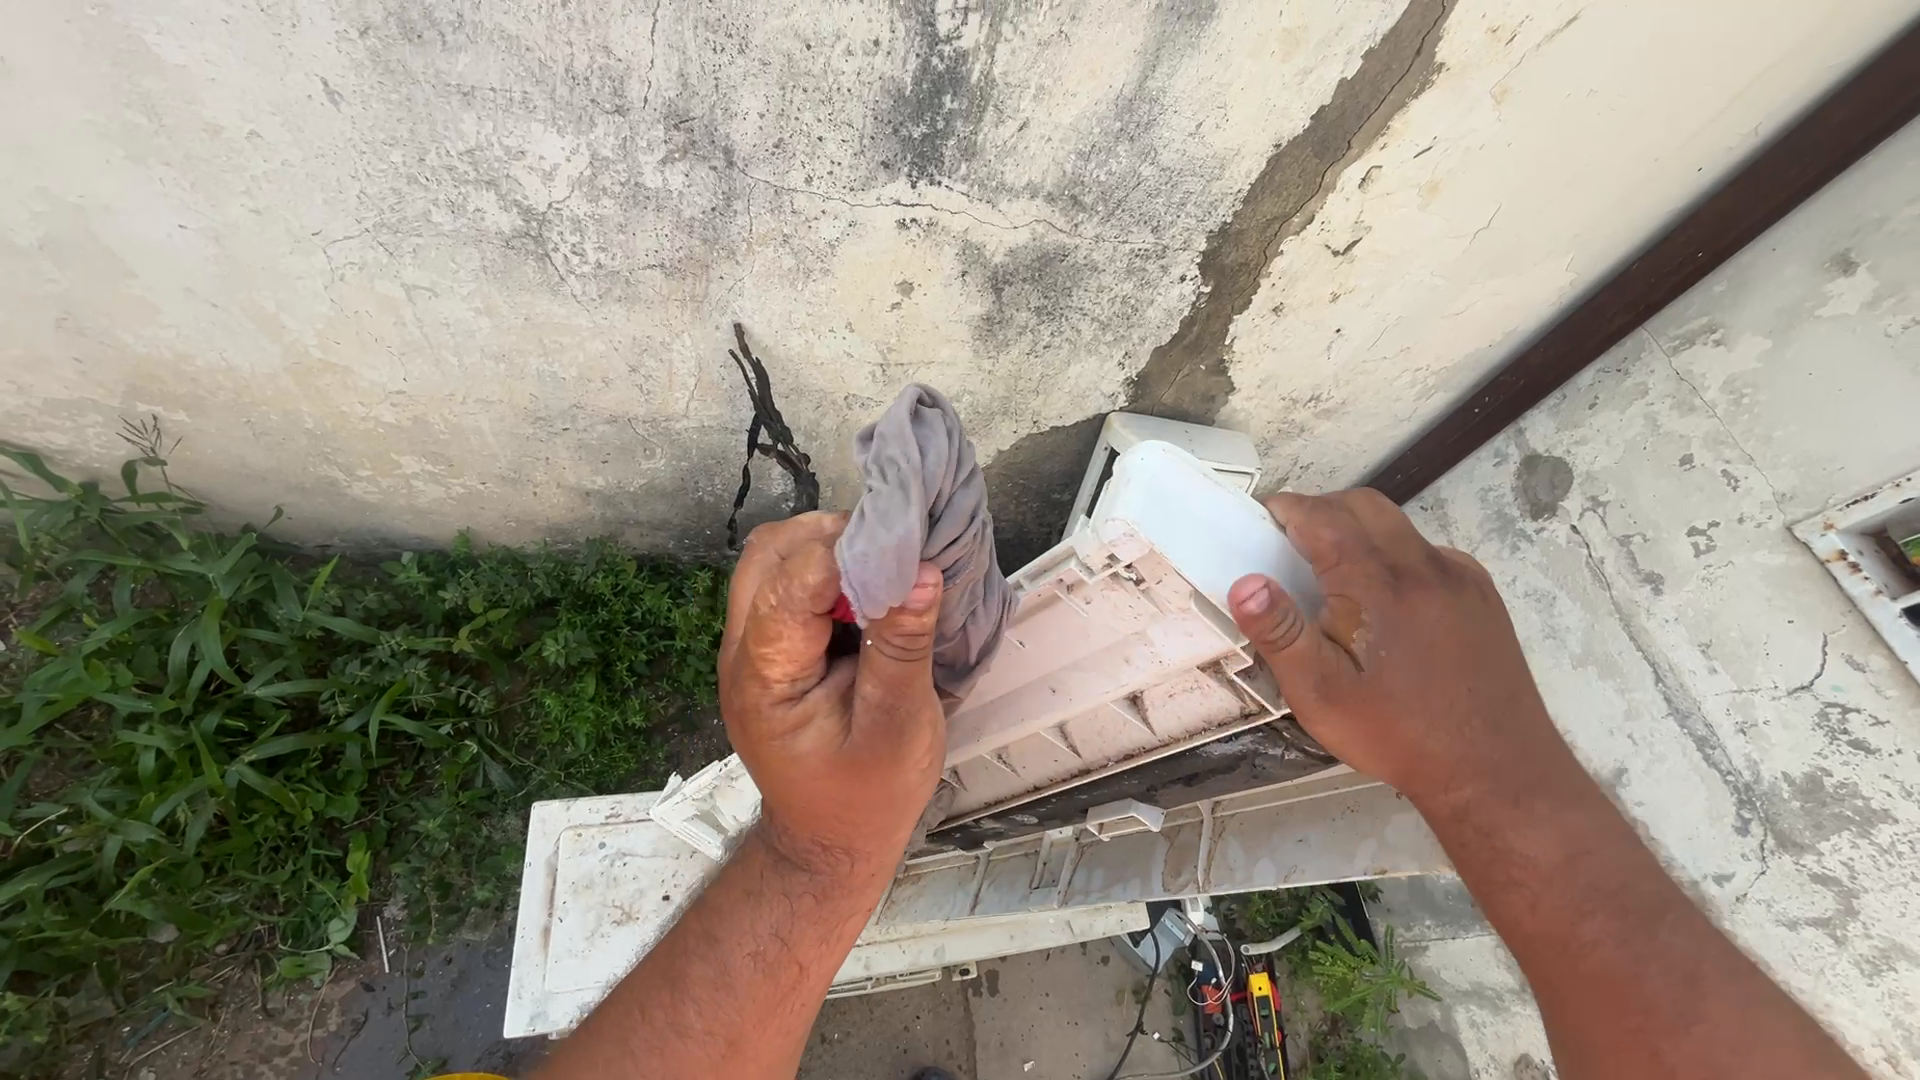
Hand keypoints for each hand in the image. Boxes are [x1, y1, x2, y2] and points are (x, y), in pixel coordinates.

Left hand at [717, 512, 947, 878]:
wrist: (830, 840)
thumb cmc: (866, 795)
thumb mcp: (896, 727)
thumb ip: (902, 648)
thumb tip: (921, 571)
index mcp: (766, 675)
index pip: (791, 584)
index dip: (848, 553)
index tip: (906, 543)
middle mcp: (745, 650)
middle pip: (769, 555)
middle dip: (833, 537)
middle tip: (896, 548)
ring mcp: (754, 647)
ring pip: (776, 561)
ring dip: (831, 548)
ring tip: (887, 565)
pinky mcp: (775, 648)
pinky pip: (791, 583)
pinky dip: (831, 569)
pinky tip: (872, 587)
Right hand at [1226, 490, 1576, 812]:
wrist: (1496, 773)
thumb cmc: (1397, 733)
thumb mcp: (1319, 693)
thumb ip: (1279, 633)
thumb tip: (1244, 583)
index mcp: (1377, 583)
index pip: (1323, 516)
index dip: (1286, 509)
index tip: (1261, 520)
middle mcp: (1423, 566)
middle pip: (1362, 505)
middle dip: (1319, 510)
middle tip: (1287, 544)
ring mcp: (1459, 578)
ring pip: (1397, 526)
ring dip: (1356, 531)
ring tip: (1329, 576)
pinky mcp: (1481, 596)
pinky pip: (1426, 553)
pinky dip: (1392, 556)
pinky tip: (1382, 604)